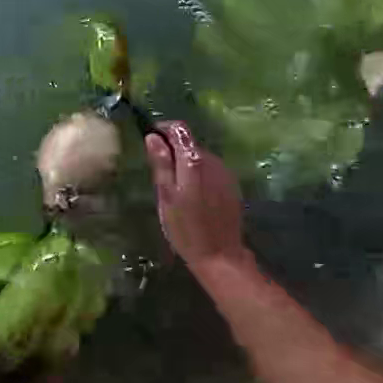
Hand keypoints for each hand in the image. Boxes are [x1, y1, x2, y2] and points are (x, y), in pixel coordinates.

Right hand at [145, 120, 248, 266]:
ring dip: (187, 165)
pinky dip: (199, 176)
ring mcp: (224, 172)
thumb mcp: (166, 196)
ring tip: (175, 190)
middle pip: (190, 144)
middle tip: (159, 174)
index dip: (164, 130)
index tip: (151, 139)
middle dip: (173, 152)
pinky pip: (211, 171)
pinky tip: (194, 198)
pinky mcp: (231, 184)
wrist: (220, 254)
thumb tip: (153, 137)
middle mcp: (212, 160)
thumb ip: (161, 164)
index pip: (179, 129)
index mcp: (194, 160)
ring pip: (200, 158)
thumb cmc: (185, 228)